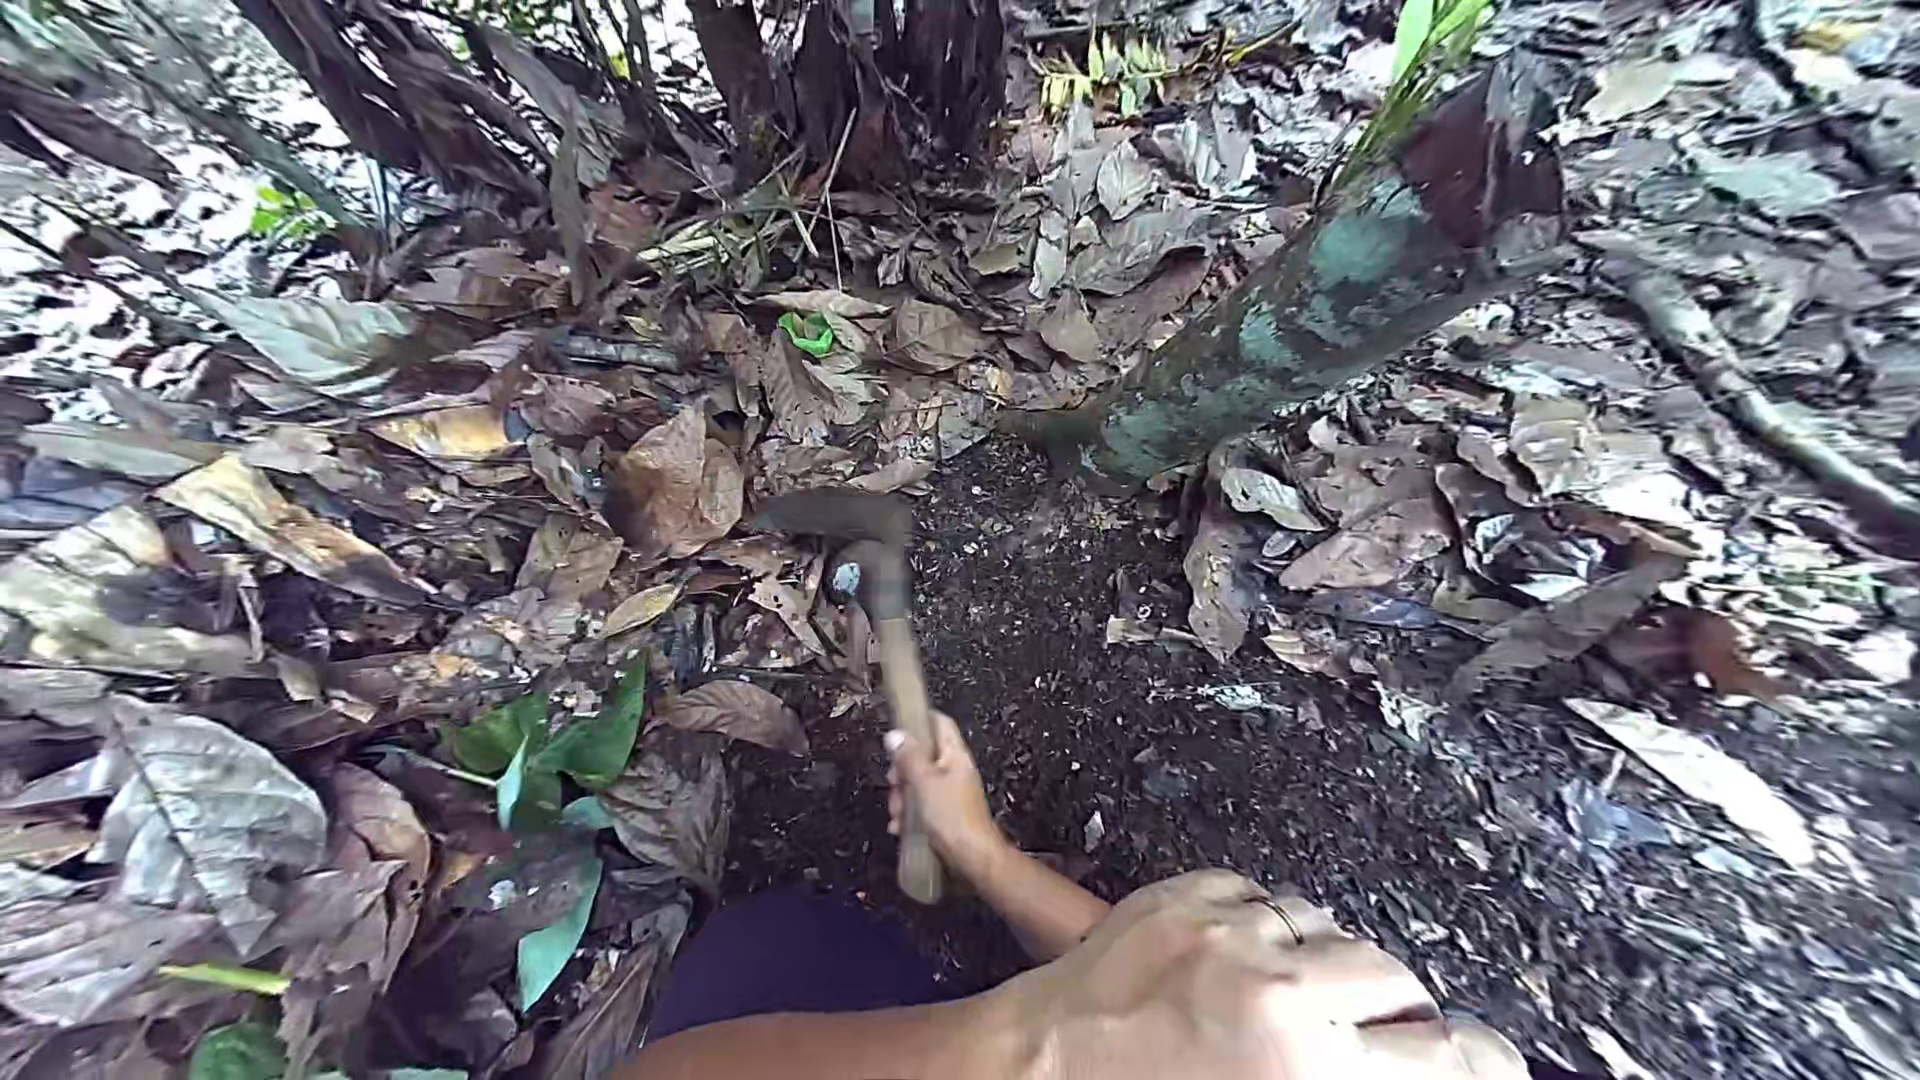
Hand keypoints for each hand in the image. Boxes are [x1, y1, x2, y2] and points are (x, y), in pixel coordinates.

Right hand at [885, 709, 1007, 878]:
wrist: (972, 859)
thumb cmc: (951, 817)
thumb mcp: (924, 782)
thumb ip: (909, 757)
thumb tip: (895, 734)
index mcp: (954, 754)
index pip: (940, 723)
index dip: (920, 719)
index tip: (898, 728)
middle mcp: (954, 769)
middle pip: (922, 755)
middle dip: (902, 771)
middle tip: (894, 784)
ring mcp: (950, 791)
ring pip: (918, 782)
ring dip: (902, 797)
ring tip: (898, 814)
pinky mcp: (945, 812)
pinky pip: (922, 804)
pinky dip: (909, 814)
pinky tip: (900, 827)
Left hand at [978, 870, 1526, 1078]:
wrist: (1046, 1069)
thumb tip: (1381, 1065)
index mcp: (1314, 1075)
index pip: (1448, 1056)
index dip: (1480, 1058)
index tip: (1485, 1057)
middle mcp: (1276, 990)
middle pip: (1386, 971)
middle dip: (1395, 1002)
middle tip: (1379, 1023)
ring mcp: (1220, 928)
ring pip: (1314, 918)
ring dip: (1318, 952)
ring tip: (1297, 982)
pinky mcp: (1176, 895)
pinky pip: (1248, 891)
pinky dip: (1257, 918)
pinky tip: (1239, 948)